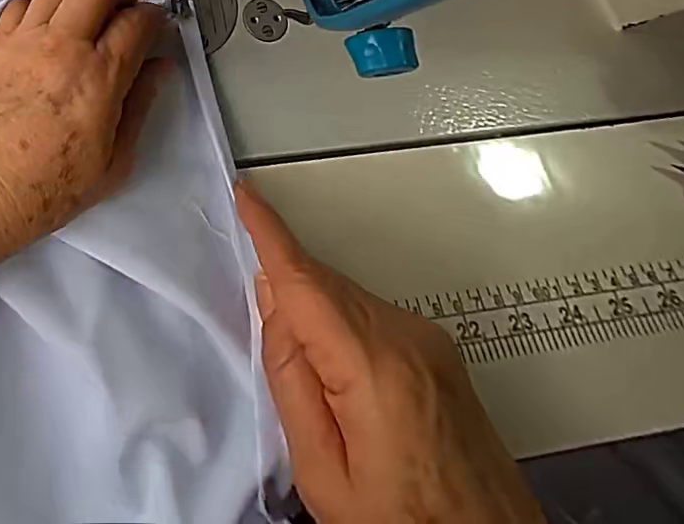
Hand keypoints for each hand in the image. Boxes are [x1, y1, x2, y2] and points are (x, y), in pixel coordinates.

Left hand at [0, 0, 169, 291]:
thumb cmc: (47, 189)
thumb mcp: (114, 163)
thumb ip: (140, 106)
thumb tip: (159, 67)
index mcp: (99, 77)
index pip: (136, 21)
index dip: (154, 19)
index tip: (154, 29)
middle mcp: (62, 47)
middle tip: (123, 15)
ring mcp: (24, 41)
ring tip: (85, 21)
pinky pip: (20, 3)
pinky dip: (39, 7)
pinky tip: (46, 32)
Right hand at [235, 182, 544, 523]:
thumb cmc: (406, 523)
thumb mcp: (321, 469)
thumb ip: (289, 376)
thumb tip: (274, 301)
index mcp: (373, 366)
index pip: (305, 280)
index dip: (269, 232)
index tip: (245, 193)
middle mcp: (407, 339)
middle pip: (321, 284)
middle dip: (285, 292)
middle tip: (283, 363)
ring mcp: (428, 340)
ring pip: (342, 295)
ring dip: (312, 313)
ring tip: (323, 393)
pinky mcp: (438, 349)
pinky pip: (366, 310)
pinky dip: (338, 322)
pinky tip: (345, 381)